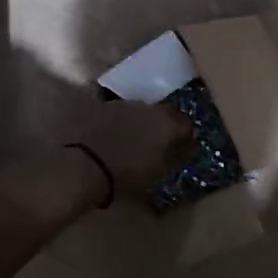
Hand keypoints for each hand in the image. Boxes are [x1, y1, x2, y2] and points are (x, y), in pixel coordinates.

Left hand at [74, 100, 193, 199]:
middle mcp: (150, 107)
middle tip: (159, 143)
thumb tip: (192, 146)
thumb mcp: (160, 171)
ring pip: (143, 110)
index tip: (181, 148)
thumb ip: (179, 156)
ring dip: (143, 122)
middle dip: (165, 126)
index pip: (187, 125)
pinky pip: (122, 112)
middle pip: (165, 113)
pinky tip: (116, 135)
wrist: (86, 165)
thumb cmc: (129, 173)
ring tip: (135, 140)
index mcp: (168, 123)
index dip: (185, 137)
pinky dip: (123, 121)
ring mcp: (126, 104)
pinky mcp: (105, 105)